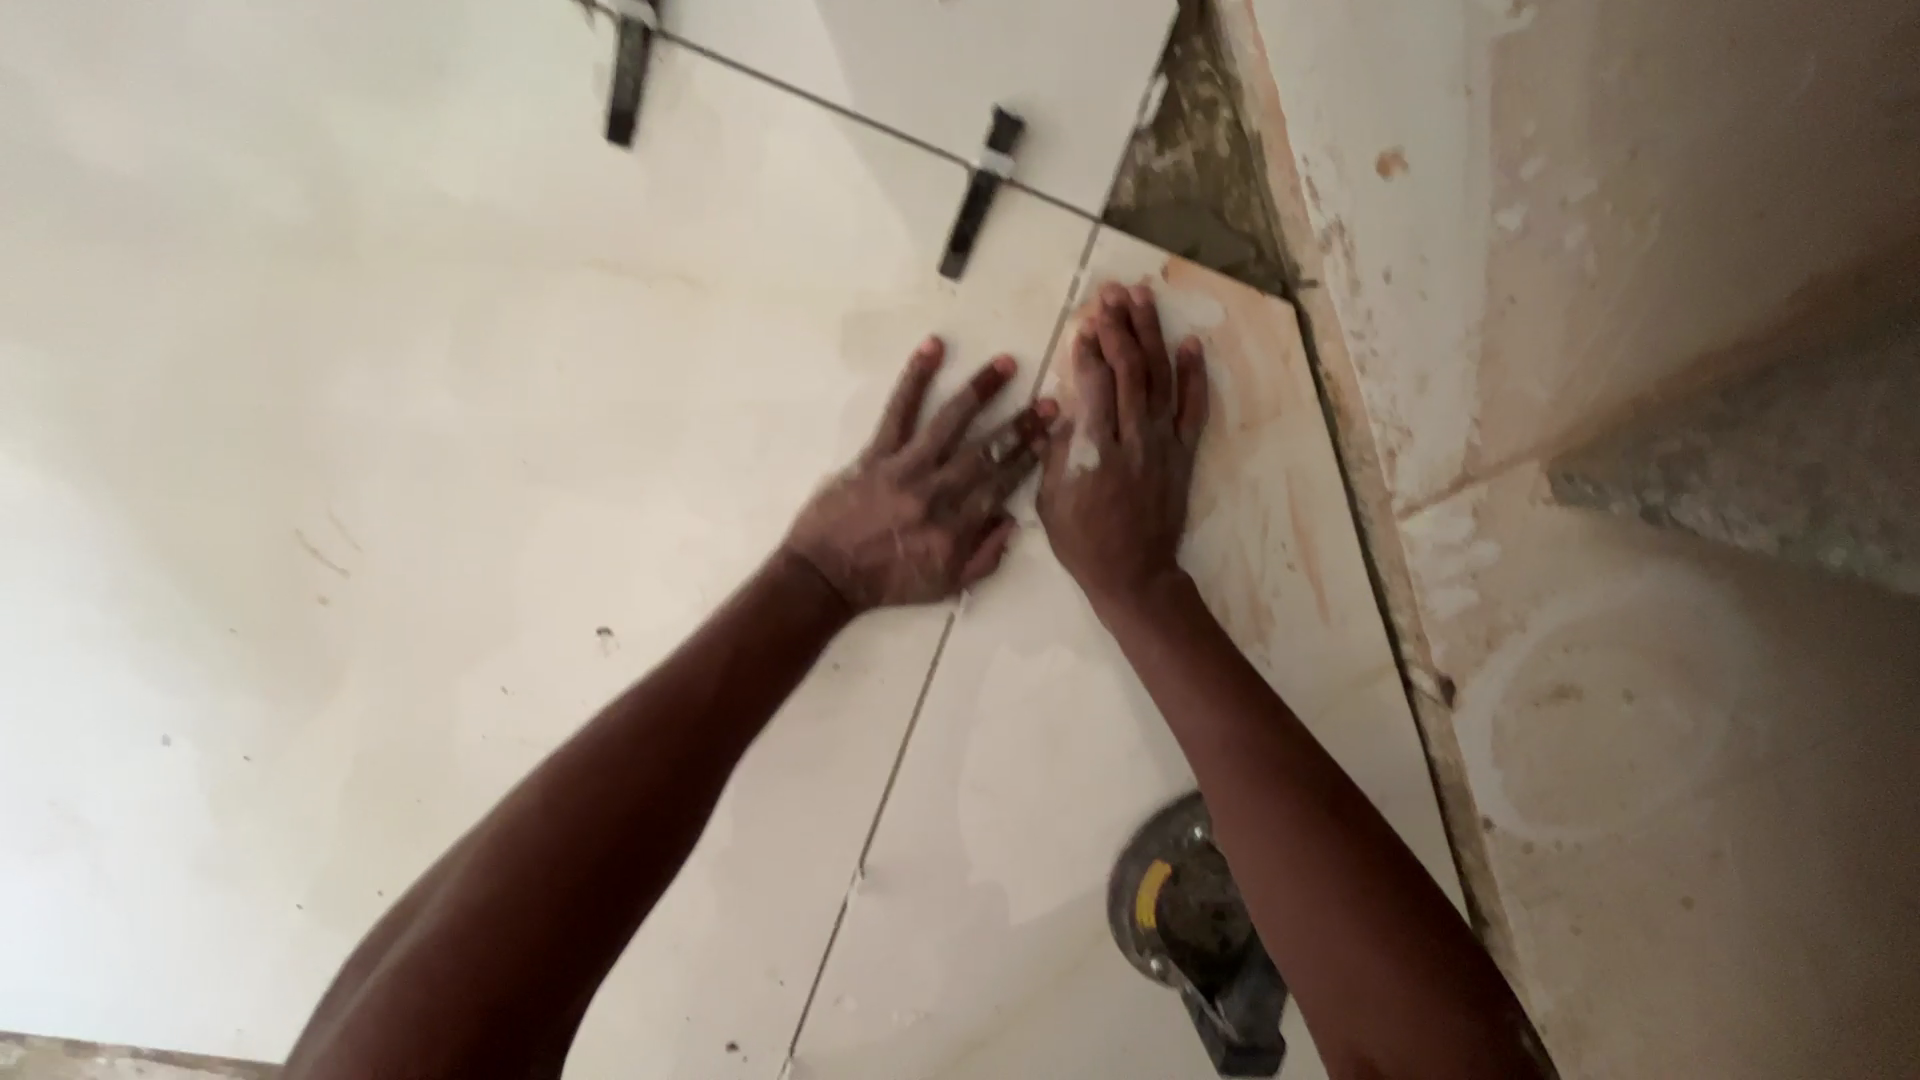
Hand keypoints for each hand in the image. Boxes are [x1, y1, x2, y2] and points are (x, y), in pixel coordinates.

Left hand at [785, 337, 1054, 612]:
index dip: (1029, 457)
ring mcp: (905, 469)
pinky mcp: (875, 454)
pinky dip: (915, 378)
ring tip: (1005, 364)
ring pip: (949, 423)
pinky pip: (898, 411)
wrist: (827, 576)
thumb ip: (985, 557)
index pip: (1001, 484)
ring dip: (980, 391)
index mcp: (956, 528)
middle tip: (1047, 401)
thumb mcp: (945, 585)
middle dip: (1020, 425)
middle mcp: (936, 494)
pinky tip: (933, 348)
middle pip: (986, 452)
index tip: (1051, 434)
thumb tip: (1012, 519)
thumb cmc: (888, 582)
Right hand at [1038, 282, 1208, 611]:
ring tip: (1143, 299)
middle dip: (1119, 327)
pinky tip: (1189, 344)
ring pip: (1160, 379)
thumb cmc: (1082, 540)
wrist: (1132, 572)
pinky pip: (1193, 409)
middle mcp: (1133, 439)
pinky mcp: (1183, 455)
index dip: (1088, 350)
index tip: (1082, 324)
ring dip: (1151, 335)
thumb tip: (1066, 408)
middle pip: (1129, 370)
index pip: (1094, 384)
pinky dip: (1194, 375)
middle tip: (1111, 295)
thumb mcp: (1050, 499)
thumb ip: (1057, 450)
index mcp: (1095, 450)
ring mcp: (1163, 445)